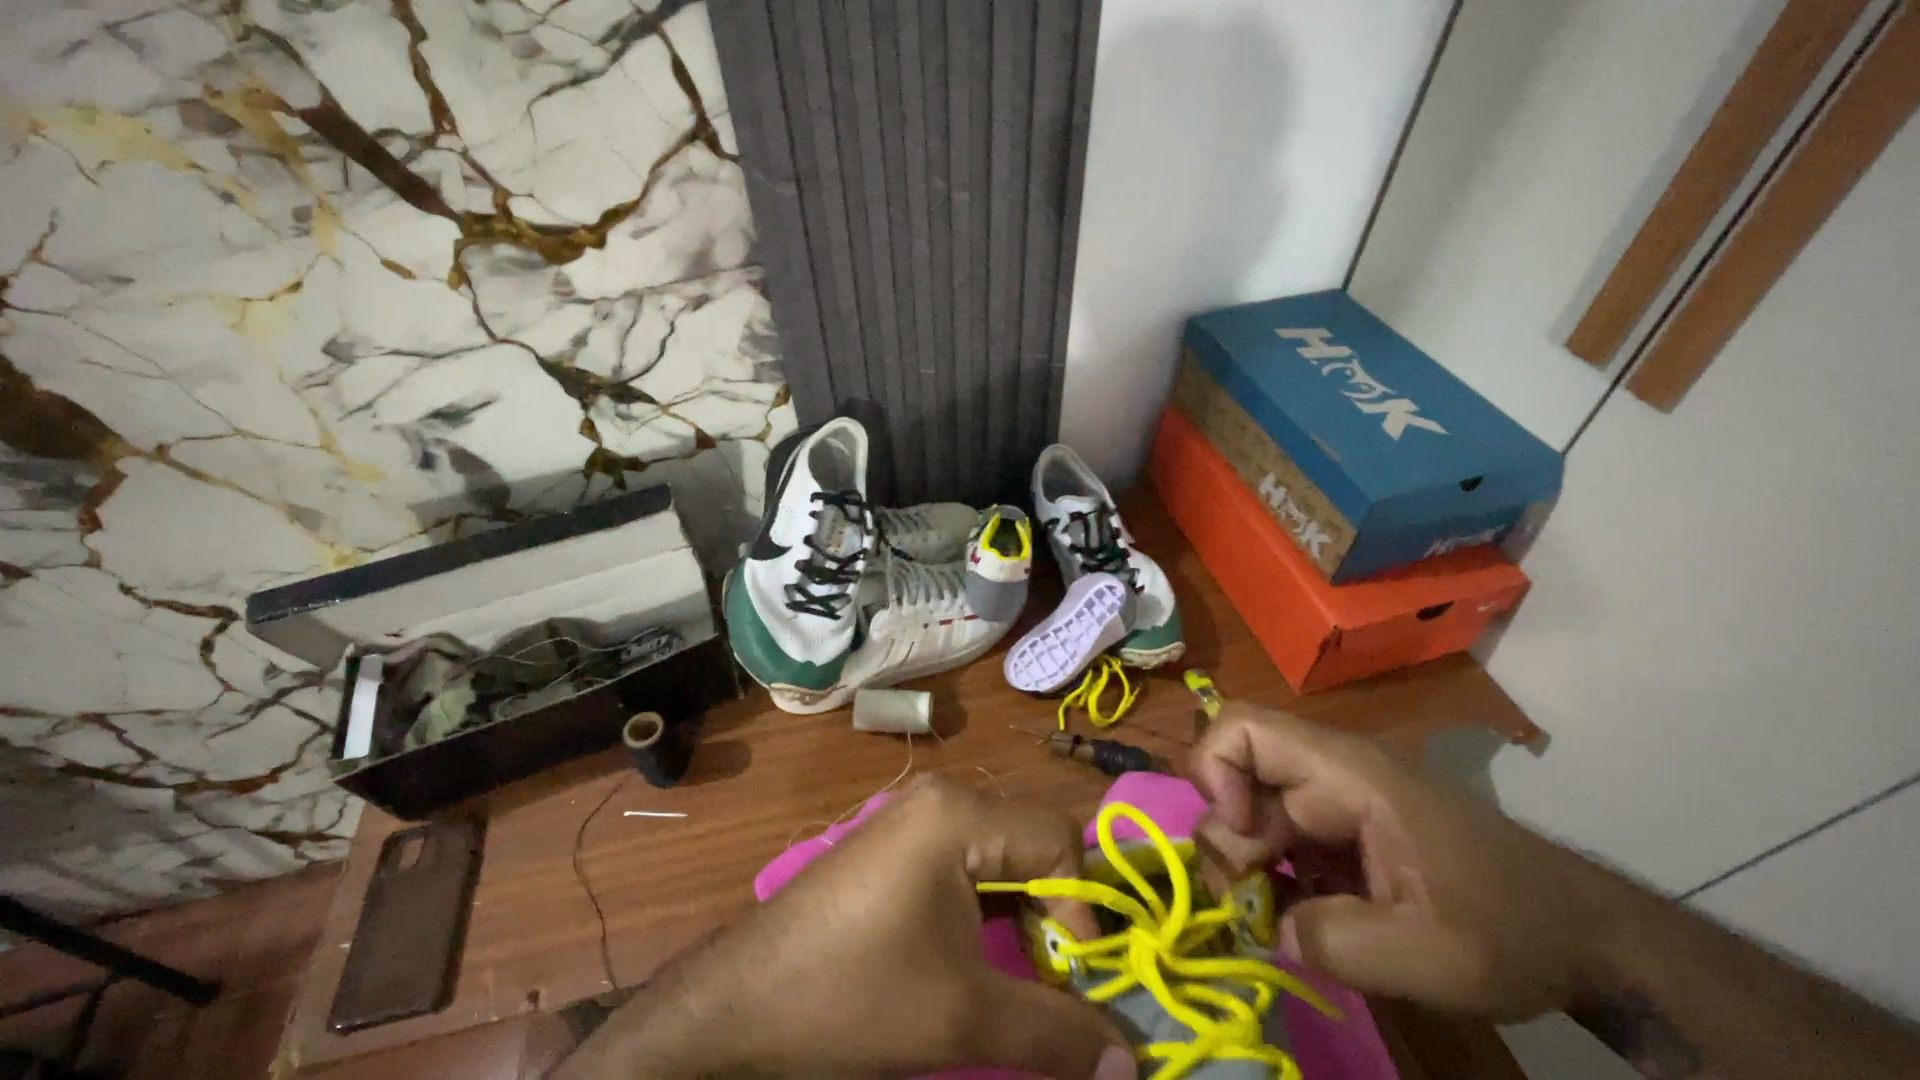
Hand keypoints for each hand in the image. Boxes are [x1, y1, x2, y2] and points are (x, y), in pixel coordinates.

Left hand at [560, 775, 1132, 1078]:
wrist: (738, 1007)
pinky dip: (990, 915)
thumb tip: (1132, 1062)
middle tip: (1057, 985)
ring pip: (1002, 861)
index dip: (1083, 912)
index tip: (1077, 982)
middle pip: (1034, 846)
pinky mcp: (894, 851)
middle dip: (1057, 917)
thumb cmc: (854, 995)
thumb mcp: (964, 1019)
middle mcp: (940, 800)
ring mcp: (911, 822)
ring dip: (1026, 920)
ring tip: (1026, 982)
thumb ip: (1057, 1034)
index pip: (1061, 840)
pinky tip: (984, 963)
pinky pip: (967, 869)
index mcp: (959, 814)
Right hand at [1191, 705, 1641, 1020]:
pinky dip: (1270, 884)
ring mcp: (1332, 807)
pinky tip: (1300, 924)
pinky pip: (1275, 845)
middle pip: (1233, 781)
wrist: (1584, 937)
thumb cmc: (1515, 929)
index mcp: (1348, 774)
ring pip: (1248, 817)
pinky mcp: (1338, 838)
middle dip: (1229, 846)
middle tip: (1259, 913)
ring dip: (1246, 871)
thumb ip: (1335, 941)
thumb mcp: (1432, 956)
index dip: (1217, 777)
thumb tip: (1266, 928)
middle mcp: (1329, 777)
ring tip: (1282, 926)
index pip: (1242, 730)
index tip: (1246, 848)